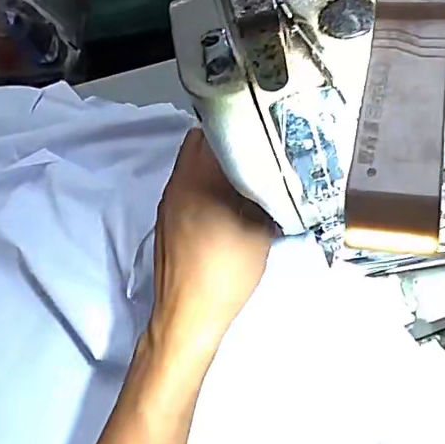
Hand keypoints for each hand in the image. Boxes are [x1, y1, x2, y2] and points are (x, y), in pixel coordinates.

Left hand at [148, 129, 274, 356]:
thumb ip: (267, 195)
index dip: (241, 127)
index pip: (213, 131)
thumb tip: (277, 175)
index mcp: (197, 180)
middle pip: (200, 143)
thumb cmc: (226, 273)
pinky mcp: (168, 221)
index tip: (265, 132)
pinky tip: (231, 202)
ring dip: (218, 164)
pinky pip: (188, 186)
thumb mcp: (260, 230)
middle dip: (229, 142)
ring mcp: (168, 203)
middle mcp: (177, 185)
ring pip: (193, 164)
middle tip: (260, 152)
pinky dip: (208, 184)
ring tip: (249, 176)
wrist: (189, 316)